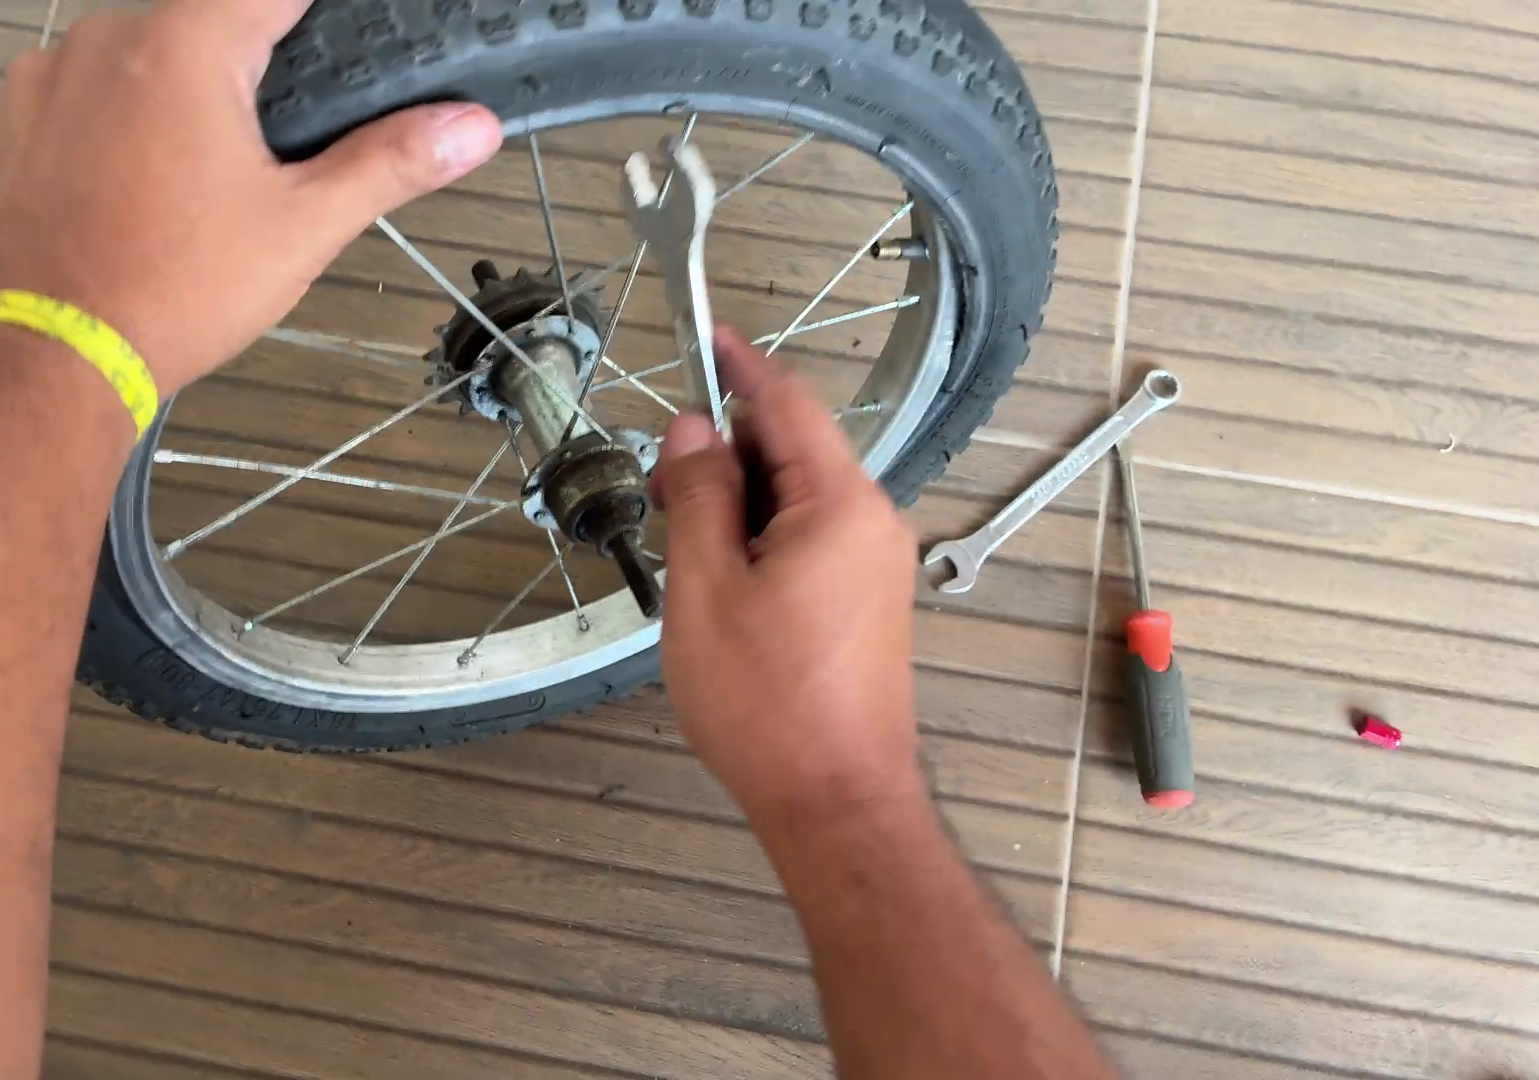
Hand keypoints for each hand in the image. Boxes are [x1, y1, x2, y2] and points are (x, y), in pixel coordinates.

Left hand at [0, 0, 502, 396]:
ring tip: (216, 193)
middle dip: (259, 78)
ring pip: (151, 62)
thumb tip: (472, 125)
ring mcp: (50, 72)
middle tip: (283, 161)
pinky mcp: (18, 116)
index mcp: (187, 45)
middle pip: (211, 24)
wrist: (58, 351)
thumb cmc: (184, 286)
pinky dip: (137, 125)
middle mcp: (105, 35)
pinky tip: (154, 196)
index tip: (349, 52)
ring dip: (196, 102)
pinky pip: (97, 95)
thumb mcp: (307, 227)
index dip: (325, 17)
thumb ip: (390, 164)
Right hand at [654, 330, 924, 827]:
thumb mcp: (706, 587)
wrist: (835, 802)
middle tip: (664, 490)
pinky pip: (809, 539)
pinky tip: (723, 578)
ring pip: (794, 499)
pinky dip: (761, 537)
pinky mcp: (865, 600)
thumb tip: (694, 430)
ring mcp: (874, 564)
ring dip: (737, 504)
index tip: (708, 336)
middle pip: (788, 452)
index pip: (787, 405)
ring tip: (686, 548)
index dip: (741, 366)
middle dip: (723, 455)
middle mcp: (871, 523)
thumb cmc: (766, 702)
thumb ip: (698, 495)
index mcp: (839, 505)